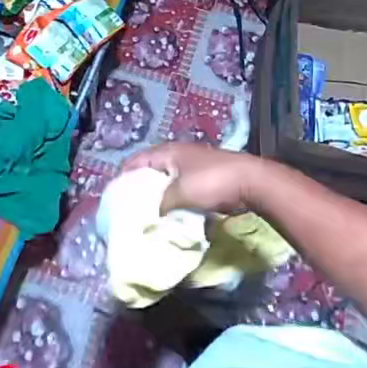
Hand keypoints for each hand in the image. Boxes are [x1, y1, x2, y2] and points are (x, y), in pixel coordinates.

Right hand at [121, 143, 274, 214]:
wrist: (251, 182)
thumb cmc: (212, 182)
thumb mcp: (180, 193)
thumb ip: (161, 203)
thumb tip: (151, 215)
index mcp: (168, 152)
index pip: (136, 160)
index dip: (124, 176)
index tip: (114, 196)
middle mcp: (178, 156)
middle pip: (150, 171)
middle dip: (140, 187)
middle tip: (129, 208)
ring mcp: (192, 167)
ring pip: (167, 182)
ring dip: (158, 196)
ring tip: (147, 214)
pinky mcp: (204, 180)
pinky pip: (181, 190)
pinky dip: (174, 201)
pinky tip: (170, 215)